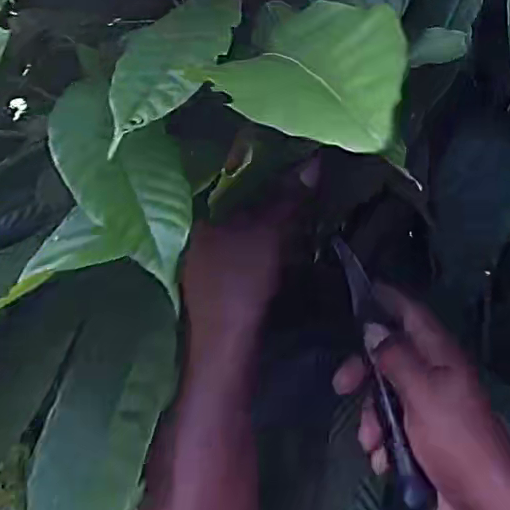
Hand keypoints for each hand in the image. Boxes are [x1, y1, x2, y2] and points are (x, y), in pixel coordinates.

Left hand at [180, 162, 311, 360]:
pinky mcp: (223, 279)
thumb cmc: (236, 287)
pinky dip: (273, 238)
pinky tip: (296, 236)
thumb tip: (314, 160)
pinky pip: (252, 244)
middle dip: (274, 189)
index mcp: (195, 216)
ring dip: (277, 215)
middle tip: (308, 177)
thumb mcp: (267, 234)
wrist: (223, 358)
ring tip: (309, 203)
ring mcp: (208, 258)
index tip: (292, 151)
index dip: (261, 162)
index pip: (228, 174)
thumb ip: (287, 197)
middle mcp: (196, 232)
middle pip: (241, 198)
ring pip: (248, 222)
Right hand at [332, 286, 509, 509]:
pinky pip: (393, 430)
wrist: (481, 500)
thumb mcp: (421, 392)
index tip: (365, 289)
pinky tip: (385, 461)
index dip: (390, 300)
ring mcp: (429, 406)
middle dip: (365, 372)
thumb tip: (374, 328)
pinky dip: (384, 444)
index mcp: (440, 353)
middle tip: (342, 386)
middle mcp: (435, 373)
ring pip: (386, 398)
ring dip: (373, 420)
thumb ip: (396, 358)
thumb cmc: (454, 436)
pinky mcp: (424, 438)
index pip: (412, 313)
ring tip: (374, 443)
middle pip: (391, 357)